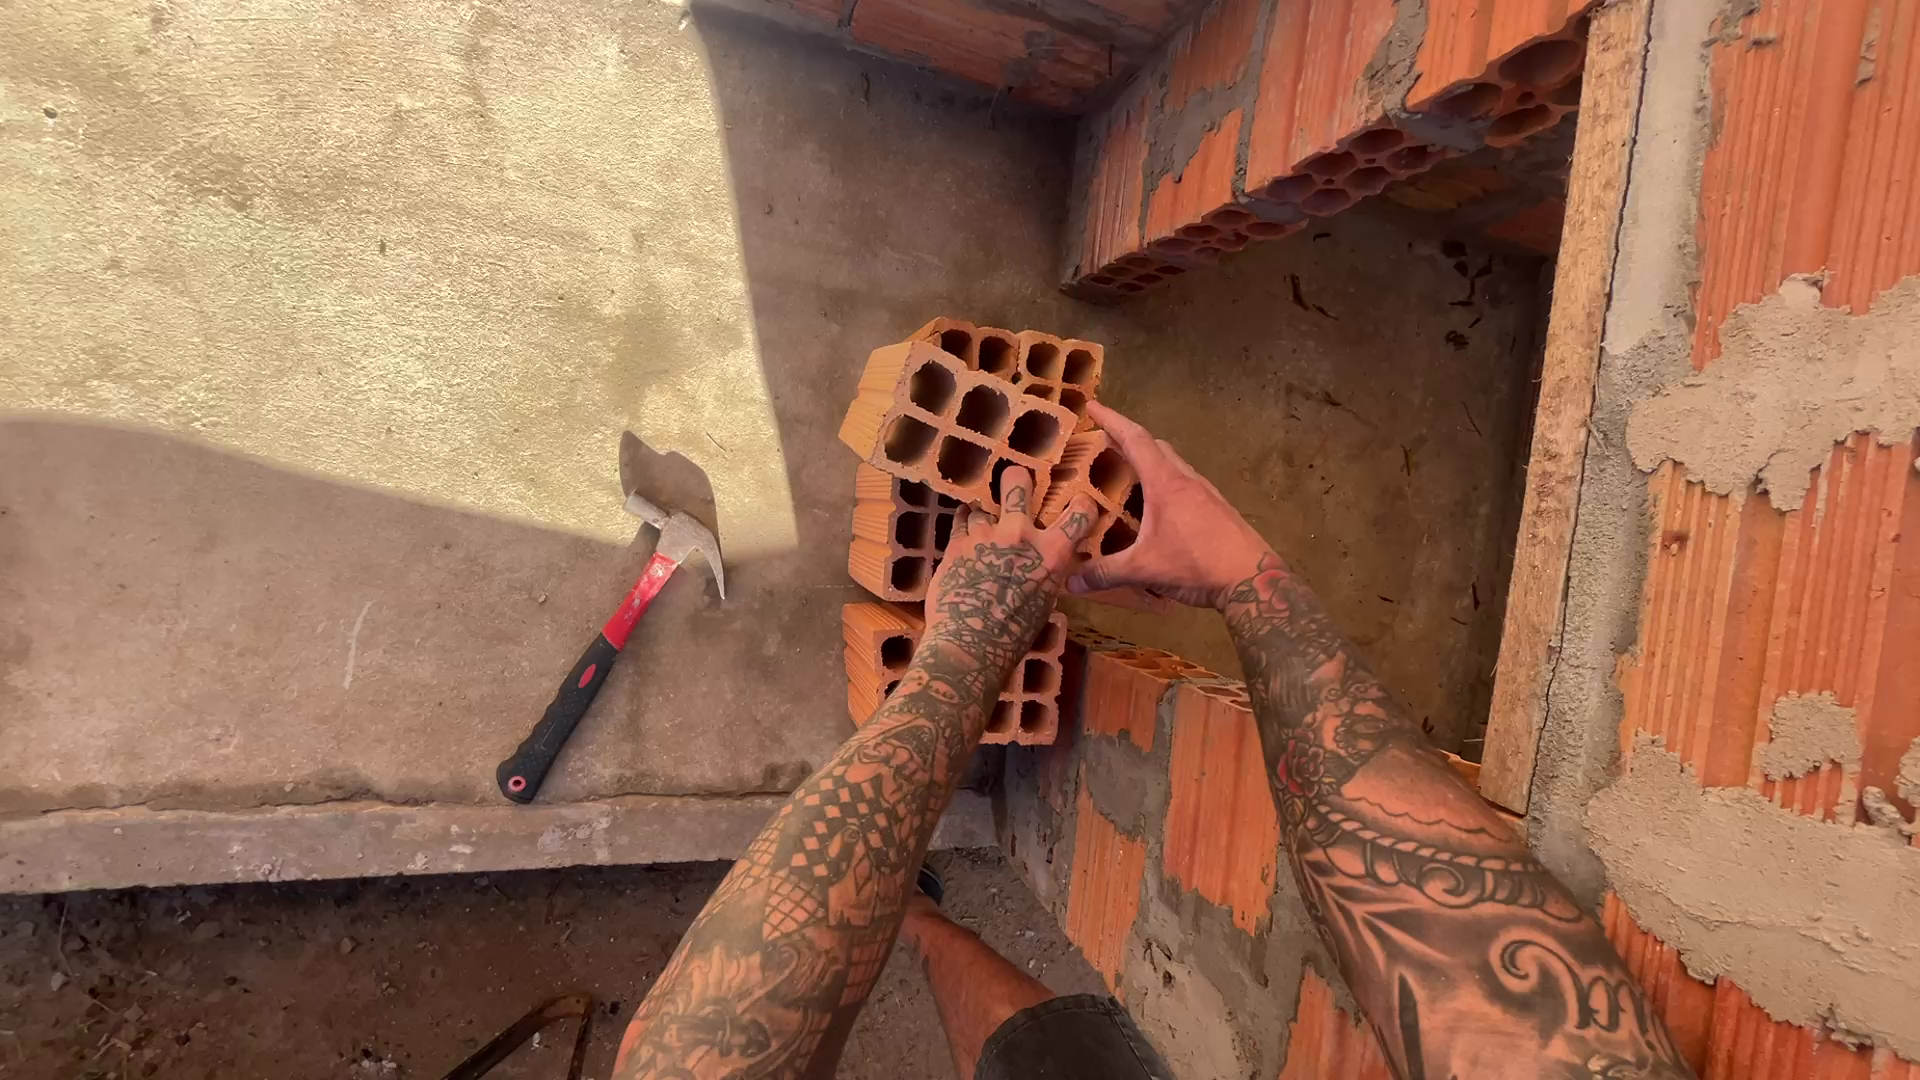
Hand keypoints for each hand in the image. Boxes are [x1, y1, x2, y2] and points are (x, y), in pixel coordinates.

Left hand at [922, 465, 1097, 645]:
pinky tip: (964, 529)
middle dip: (1016, 478)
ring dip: (982, 518)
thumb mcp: (1044, 601)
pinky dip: (963, 523)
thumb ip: (1045, 572)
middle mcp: (1020, 535)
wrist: (971, 645)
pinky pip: (960, 520)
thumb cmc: (1014, 634)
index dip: (1081, 504)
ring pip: (982, 508)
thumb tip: (1043, 563)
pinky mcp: (956, 543)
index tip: (1077, 503)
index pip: (1080, 512)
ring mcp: (985, 535)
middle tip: (1014, 482)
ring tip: (981, 532)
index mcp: (1053, 553)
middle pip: (1017, 482)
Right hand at [1068, 402, 1272, 609]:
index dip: (1112, 420)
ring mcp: (1206, 493)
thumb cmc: (1197, 564)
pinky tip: (1158, 509)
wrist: (1253, 580)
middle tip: (1105, 446)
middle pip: (1155, 446)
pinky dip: (1164, 483)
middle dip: (1129, 440)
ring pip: (1173, 464)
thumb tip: (1069, 583)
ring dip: (1150, 463)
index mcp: (1166, 483)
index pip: (1135, 439)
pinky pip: (1184, 483)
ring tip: (1128, 478)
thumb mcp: (1144, 569)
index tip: (1092, 406)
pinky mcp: (1217, 509)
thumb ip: (1105, 573)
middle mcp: (1186, 480)